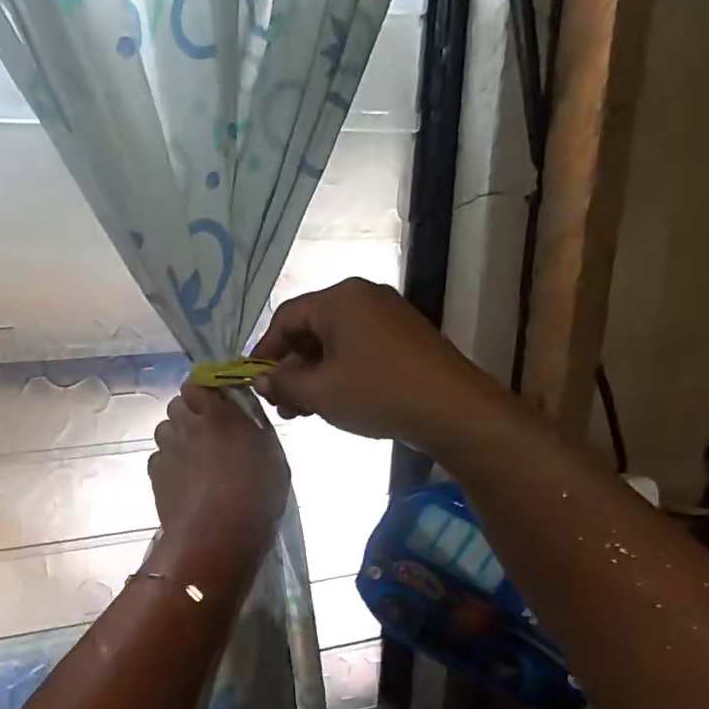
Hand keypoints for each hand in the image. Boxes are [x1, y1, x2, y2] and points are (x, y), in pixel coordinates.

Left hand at [148, 381, 289, 555]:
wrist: (216, 535)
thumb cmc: (256, 494)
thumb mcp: (272, 455)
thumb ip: (254, 427)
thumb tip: (243, 414)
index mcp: (220, 412)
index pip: (198, 383)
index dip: (204, 393)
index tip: (217, 405)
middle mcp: (188, 423)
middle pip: (178, 405)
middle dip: (189, 414)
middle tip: (208, 435)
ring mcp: (167, 447)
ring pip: (165, 430)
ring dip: (177, 438)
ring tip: (195, 462)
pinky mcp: (155, 473)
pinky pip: (159, 458)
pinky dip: (168, 464)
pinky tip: (184, 482)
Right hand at [251, 278, 493, 442]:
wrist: (455, 410)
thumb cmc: (378, 393)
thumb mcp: (320, 392)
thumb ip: (283, 383)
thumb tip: (260, 380)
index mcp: (339, 299)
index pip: (285, 318)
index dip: (264, 352)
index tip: (254, 383)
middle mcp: (362, 297)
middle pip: (309, 328)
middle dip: (289, 368)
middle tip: (280, 404)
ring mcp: (386, 315)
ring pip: (332, 342)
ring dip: (311, 375)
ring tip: (302, 411)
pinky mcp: (402, 336)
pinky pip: (355, 348)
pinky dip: (336, 372)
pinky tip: (331, 401)